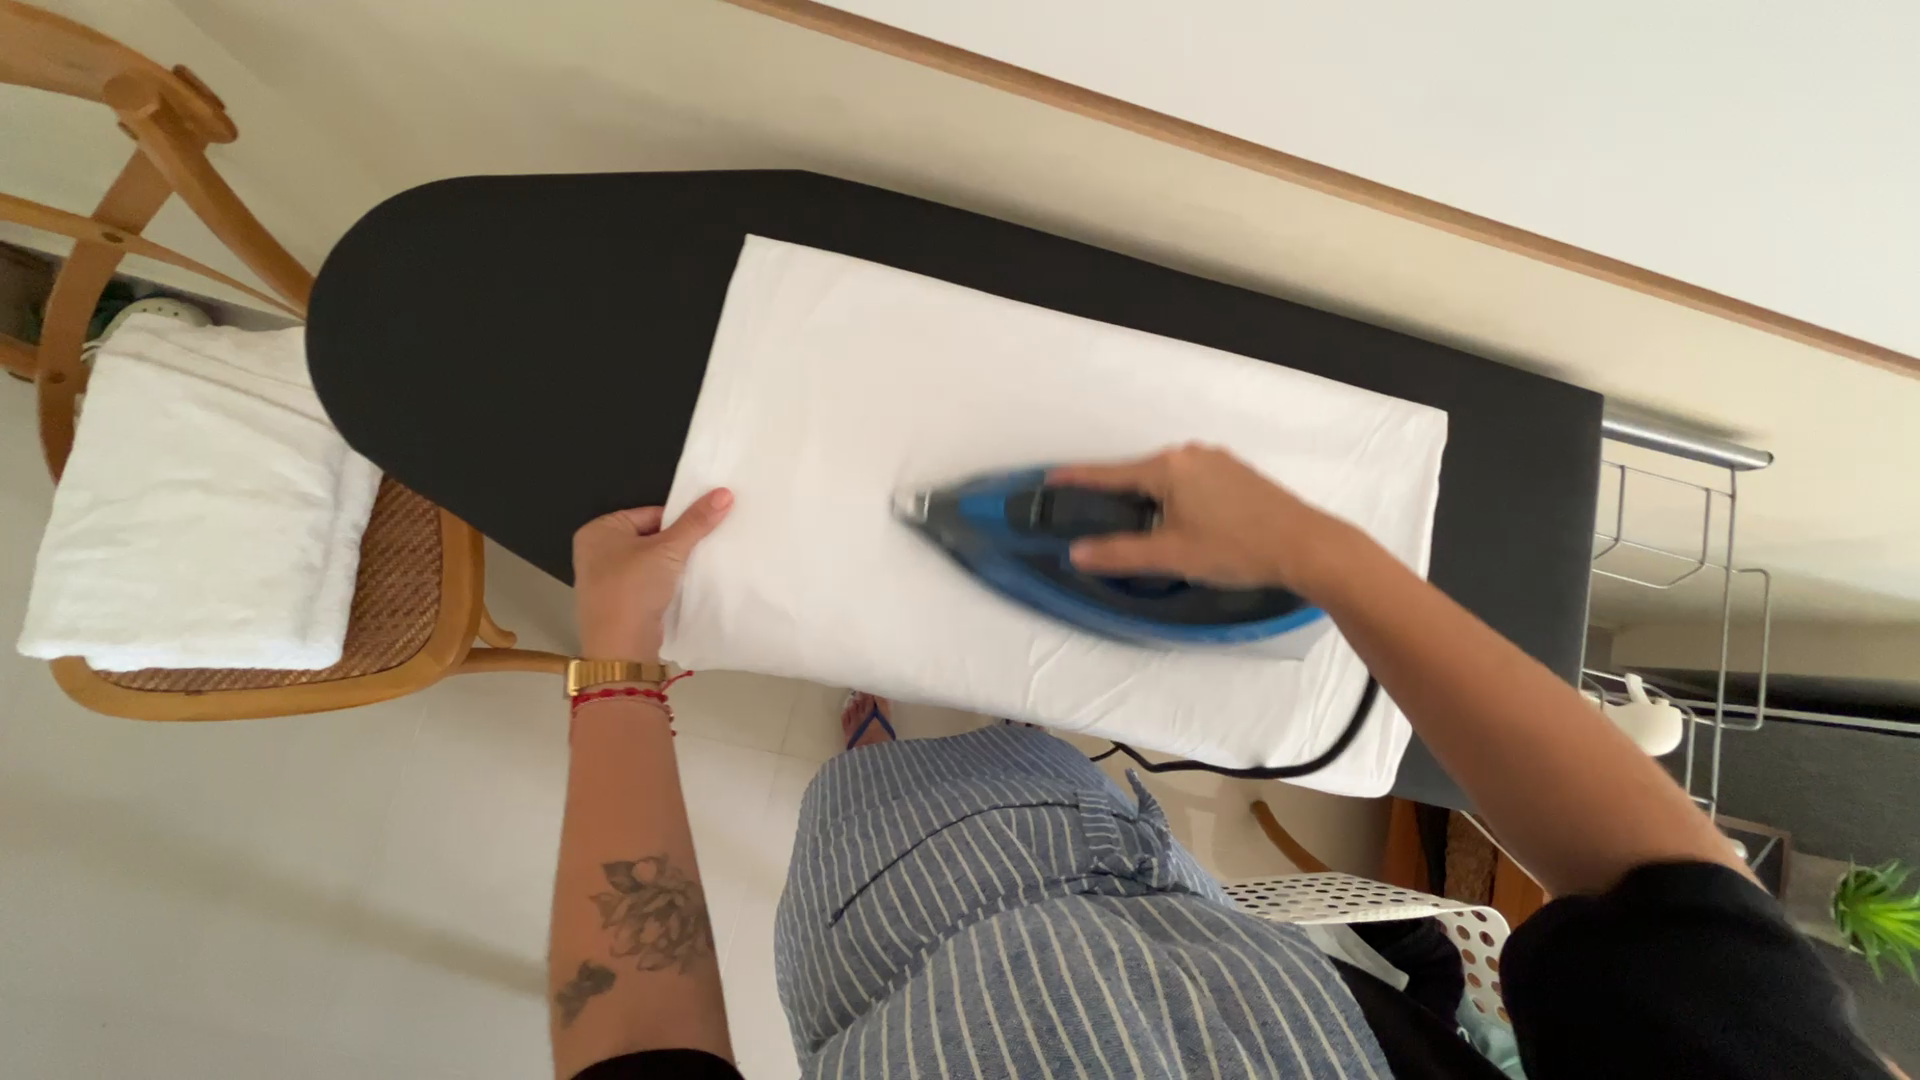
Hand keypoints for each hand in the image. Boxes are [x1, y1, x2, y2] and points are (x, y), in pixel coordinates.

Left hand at [572, 489, 732, 662]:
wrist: (621, 647)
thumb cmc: (633, 589)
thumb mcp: (668, 549)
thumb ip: (697, 521)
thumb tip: (724, 493)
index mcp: (599, 530)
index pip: (650, 514)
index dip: (679, 521)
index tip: (704, 530)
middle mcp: (597, 551)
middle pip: (651, 536)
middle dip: (678, 543)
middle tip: (706, 547)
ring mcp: (607, 578)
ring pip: (651, 561)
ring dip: (674, 564)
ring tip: (698, 566)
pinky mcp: (620, 600)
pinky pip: (649, 582)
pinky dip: (666, 582)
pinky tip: (684, 586)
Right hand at [1050, 444, 1352, 593]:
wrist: (1307, 546)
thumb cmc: (1235, 548)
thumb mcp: (1172, 555)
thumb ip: (1120, 553)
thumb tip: (1077, 552)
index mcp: (1168, 468)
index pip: (1109, 473)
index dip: (1076, 479)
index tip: (1049, 479)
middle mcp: (1189, 455)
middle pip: (1136, 473)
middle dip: (1113, 493)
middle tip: (1092, 515)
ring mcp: (1216, 460)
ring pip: (1164, 478)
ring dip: (1145, 497)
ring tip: (1134, 524)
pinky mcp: (1235, 473)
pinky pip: (1187, 480)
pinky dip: (1170, 496)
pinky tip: (1176, 519)